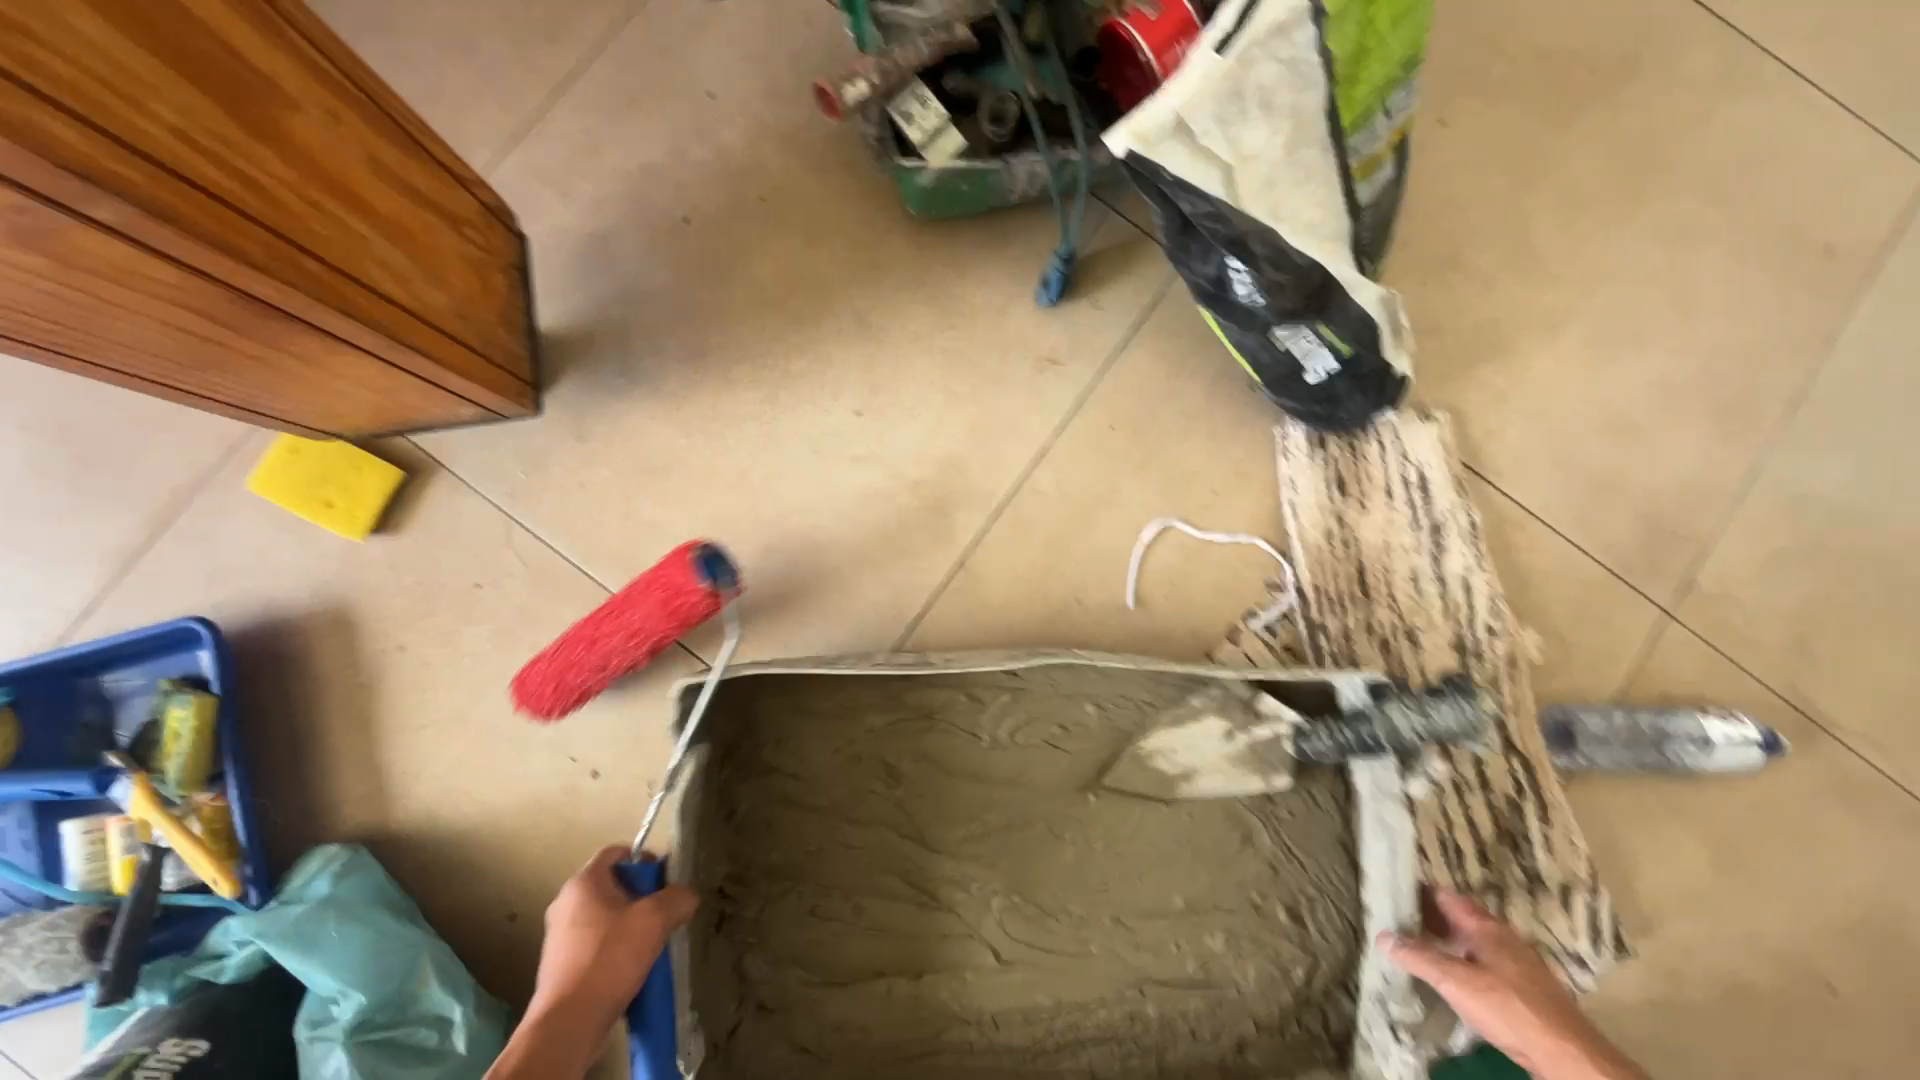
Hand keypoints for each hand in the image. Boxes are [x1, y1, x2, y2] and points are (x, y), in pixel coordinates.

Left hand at [528, 846, 699, 1035]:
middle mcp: (565, 903)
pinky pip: (596, 944)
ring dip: (631, 925)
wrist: (569, 1022)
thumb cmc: (609, 959)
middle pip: (613, 886)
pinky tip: (633, 967)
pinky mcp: (561, 965)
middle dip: (642, 897)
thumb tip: (686, 895)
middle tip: (664, 915)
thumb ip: (677, 898)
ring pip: (606, 917)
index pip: (617, 852)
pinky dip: (616, 949)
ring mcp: (559, 936)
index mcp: (583, 883)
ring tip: (652, 945)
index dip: (644, 860)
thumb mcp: (655, 920)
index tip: (664, 881)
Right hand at [1376, 890, 1647, 1079]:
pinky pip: (1483, 961)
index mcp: (1487, 928)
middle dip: (1431, 917)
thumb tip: (1382, 936)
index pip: (1447, 897)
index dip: (1420, 892)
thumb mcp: (1455, 982)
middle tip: (1398, 919)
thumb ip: (1419, 957)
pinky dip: (1462, 960)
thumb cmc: (1508, 1007)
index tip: (1393, 890)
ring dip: (1447, 940)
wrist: (1565, 1053)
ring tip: (1418, 946)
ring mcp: (1517, 963)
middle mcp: (1503, 938)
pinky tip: (1452, 976)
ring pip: (1474, 941)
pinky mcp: (1524, 988)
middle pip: (1461, 918)